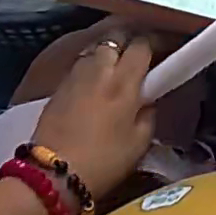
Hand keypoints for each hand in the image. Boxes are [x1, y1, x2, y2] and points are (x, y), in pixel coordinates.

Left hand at [29, 19, 157, 202]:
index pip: (143, 44)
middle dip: (130, 41)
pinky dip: (91, 67)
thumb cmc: (103, 162)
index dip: (156, 43)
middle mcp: (100, 70)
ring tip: (115, 68)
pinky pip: (80, 65)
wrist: (51, 177)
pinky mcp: (57, 88)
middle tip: (139, 56)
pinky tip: (94, 84)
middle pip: (116, 37)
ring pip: (96, 48)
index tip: (164, 51)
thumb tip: (148, 101)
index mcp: (124, 81)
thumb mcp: (140, 142)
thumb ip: (149, 114)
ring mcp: (76, 76)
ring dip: (108, 52)